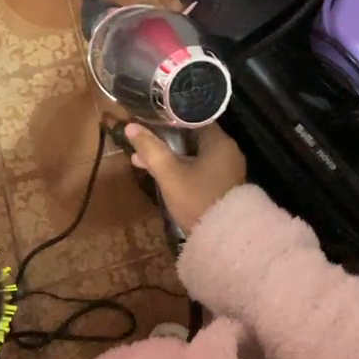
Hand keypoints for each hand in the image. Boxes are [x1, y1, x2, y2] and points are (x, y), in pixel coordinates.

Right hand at [125, 121, 246, 232]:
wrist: (226, 240)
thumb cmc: (197, 199)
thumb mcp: (170, 174)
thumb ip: (151, 150)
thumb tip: (130, 126)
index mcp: (219, 141)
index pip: (194, 118)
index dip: (170, 118)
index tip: (149, 118)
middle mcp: (228, 151)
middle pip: (193, 137)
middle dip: (166, 140)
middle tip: (142, 142)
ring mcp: (228, 169)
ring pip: (195, 155)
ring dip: (172, 156)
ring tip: (143, 161)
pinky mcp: (225, 185)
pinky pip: (201, 168)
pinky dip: (183, 168)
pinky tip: (163, 176)